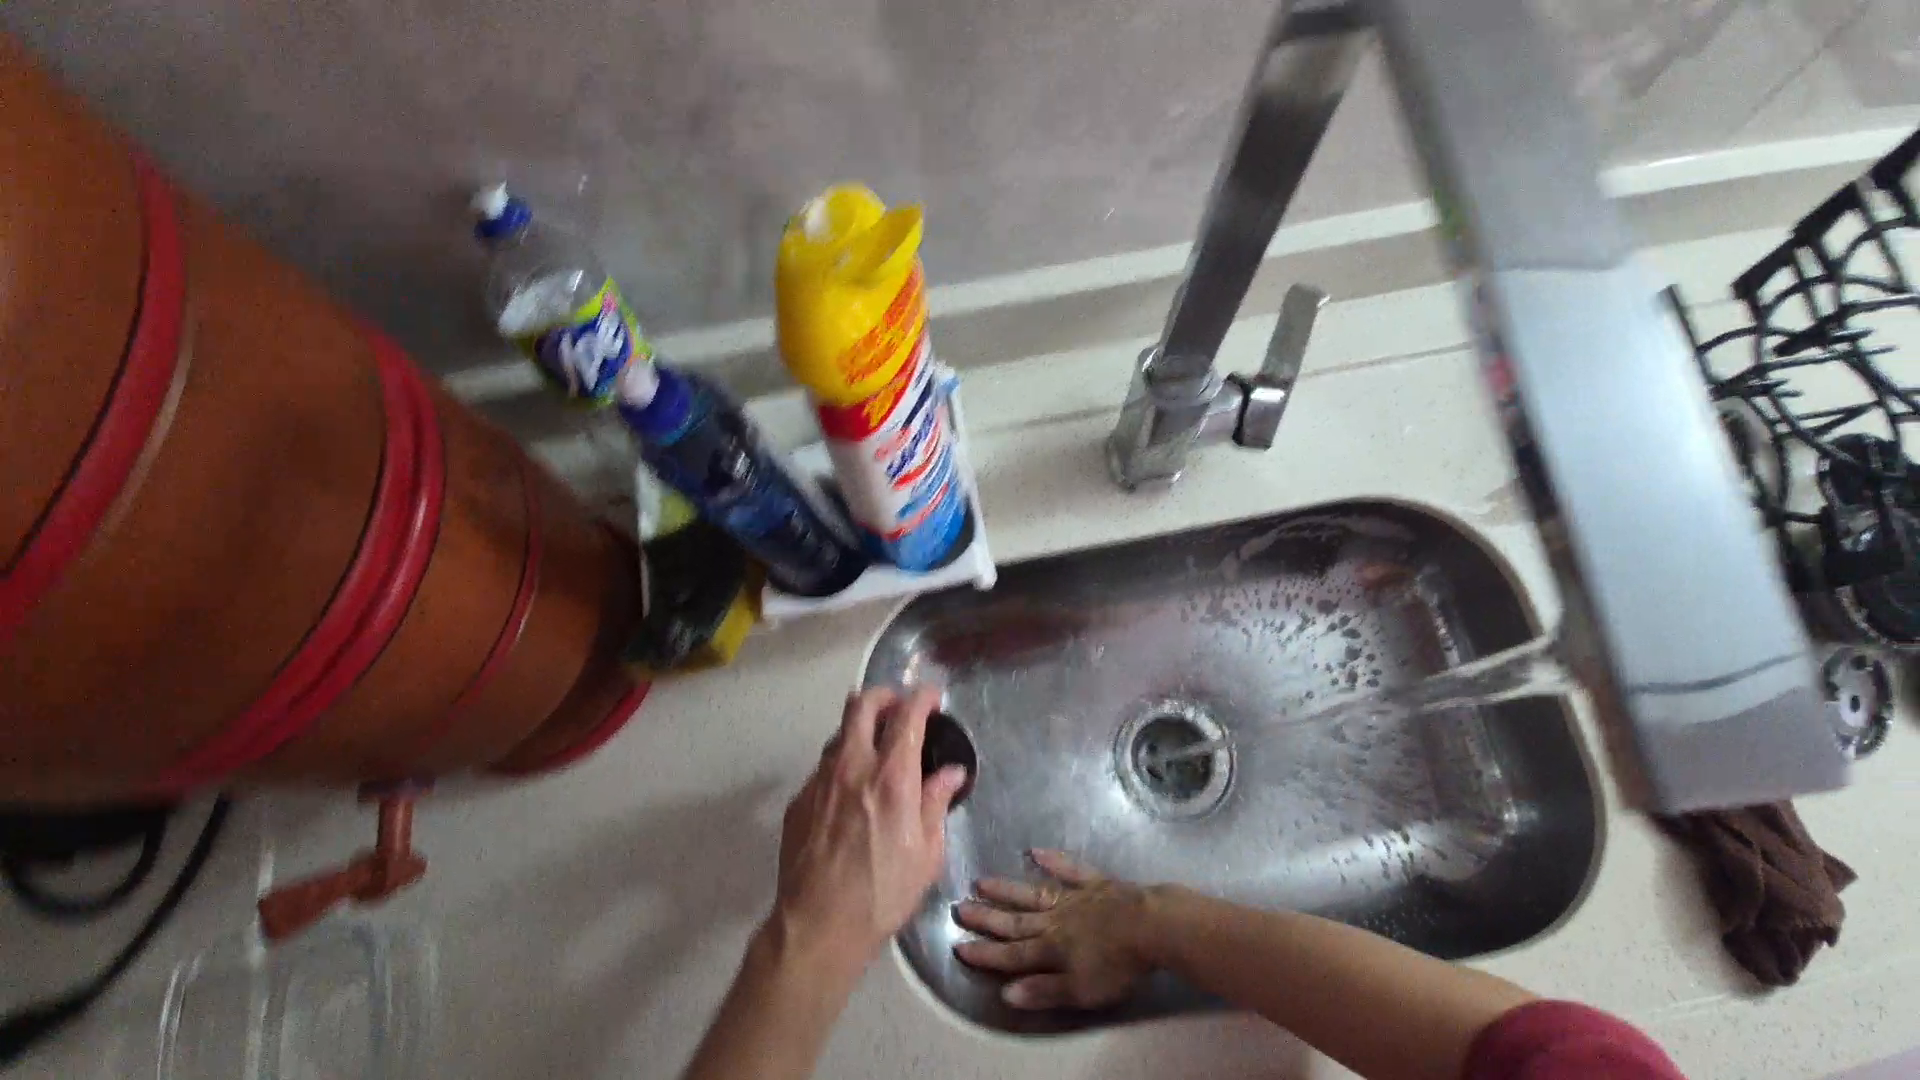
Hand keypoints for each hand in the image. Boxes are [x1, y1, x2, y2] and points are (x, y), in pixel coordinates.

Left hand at [770, 686, 968, 974]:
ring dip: (861, 729)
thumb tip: (951, 773)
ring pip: (839, 732)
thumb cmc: (883, 893)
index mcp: (892, 777)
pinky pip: (824, 766)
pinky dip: (842, 764)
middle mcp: (852, 766)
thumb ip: (937, 804)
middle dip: (884, 695)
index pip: (907, 715)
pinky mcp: (798, 800)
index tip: (932, 696)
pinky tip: (851, 792)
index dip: (922, 696)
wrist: (818, 925)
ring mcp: (820, 780)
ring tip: (876, 749)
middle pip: (862, 704)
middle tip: (899, 708)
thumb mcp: (927, 854)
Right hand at [952, 849, 1157, 1009]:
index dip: (985, 952)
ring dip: (1007, 889)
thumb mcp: (1080, 990)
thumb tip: (1005, 991)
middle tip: (959, 907)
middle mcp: (1055, 920)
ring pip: (1033, 893)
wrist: (1151, 926)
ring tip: (981, 881)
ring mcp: (1074, 897)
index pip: (1011, 953)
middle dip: (986, 917)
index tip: (958, 945)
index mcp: (1050, 948)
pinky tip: (1035, 852)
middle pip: (1015, 920)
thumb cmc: (1117, 964)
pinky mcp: (1095, 883)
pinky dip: (1052, 860)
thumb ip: (1043, 989)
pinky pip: (1069, 869)